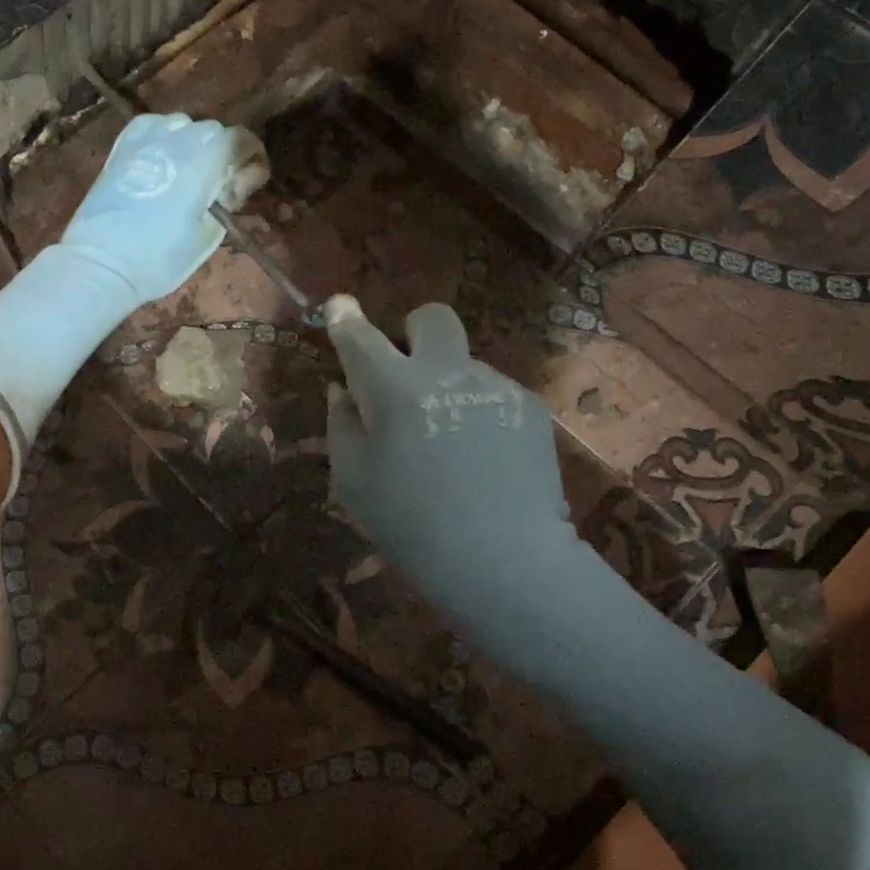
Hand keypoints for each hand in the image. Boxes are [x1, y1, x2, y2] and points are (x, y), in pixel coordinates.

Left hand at [61, 113, 267, 300]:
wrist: (102, 263)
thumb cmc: (160, 256)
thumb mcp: (208, 234)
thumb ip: (229, 198)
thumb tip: (234, 182)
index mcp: (206, 156)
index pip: (241, 139)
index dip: (252, 157)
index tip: (250, 180)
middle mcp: (179, 136)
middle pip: (212, 131)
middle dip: (222, 154)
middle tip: (218, 187)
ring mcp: (146, 137)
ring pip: (182, 126)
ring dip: (192, 145)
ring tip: (187, 174)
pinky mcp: (122, 146)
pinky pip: (152, 128)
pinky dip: (163, 138)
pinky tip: (161, 161)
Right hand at [324, 297, 576, 601]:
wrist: (502, 560)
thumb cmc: (409, 525)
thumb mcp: (353, 481)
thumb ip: (342, 424)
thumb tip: (345, 390)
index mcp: (393, 389)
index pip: (360, 336)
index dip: (344, 318)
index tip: (340, 308)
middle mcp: (445, 373)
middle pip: (430, 318)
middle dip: (412, 333)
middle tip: (405, 376)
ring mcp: (494, 386)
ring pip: (462, 364)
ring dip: (446, 386)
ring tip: (450, 447)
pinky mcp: (529, 407)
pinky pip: (491, 393)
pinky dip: (476, 412)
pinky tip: (481, 460)